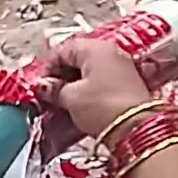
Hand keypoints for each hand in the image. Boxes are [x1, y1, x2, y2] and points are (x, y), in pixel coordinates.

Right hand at [33, 37, 153, 140]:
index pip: (63, 49)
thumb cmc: (103, 107)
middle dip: (61, 76)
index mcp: (95, 48)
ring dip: (74, 85)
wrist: (137, 128)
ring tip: (63, 102)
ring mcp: (122, 68)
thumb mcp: (72, 98)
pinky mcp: (128, 85)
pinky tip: (81, 106)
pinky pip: (102, 82)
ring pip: (90, 72)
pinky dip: (89, 91)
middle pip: (78, 59)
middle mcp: (111, 53)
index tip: (40, 84)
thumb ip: (54, 89)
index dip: (47, 67)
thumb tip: (44, 87)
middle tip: (49, 94)